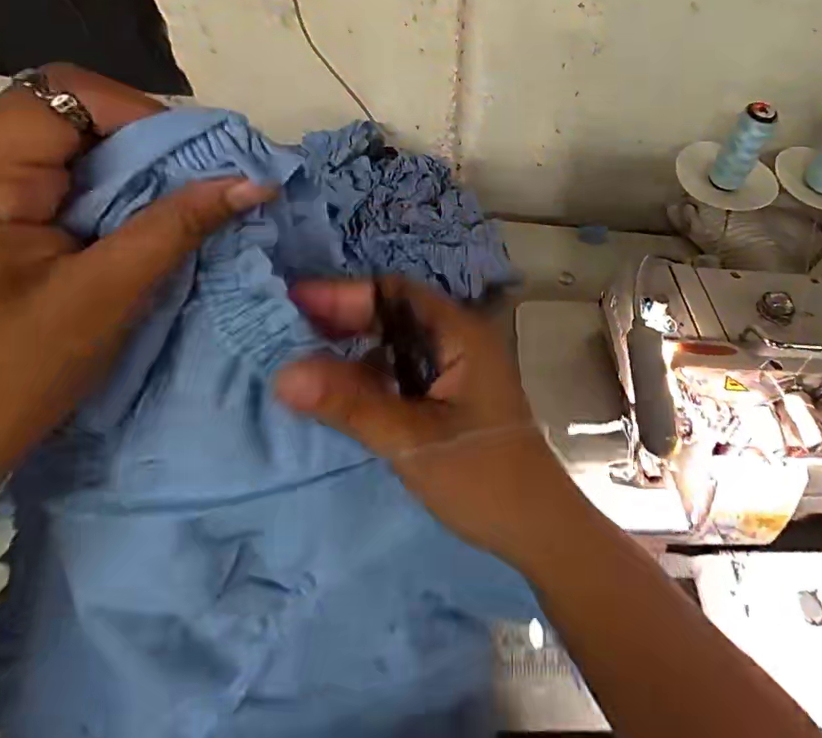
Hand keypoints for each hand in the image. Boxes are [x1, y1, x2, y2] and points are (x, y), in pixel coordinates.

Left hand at [0, 65, 276, 597]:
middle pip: (51, 114)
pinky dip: (81, 194)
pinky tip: (105, 233)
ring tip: (153, 215)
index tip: (195, 161)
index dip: (139, 114)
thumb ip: (178, 225)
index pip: (59, 94)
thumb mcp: (106, 297)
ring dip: (110, 172)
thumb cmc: (4, 383)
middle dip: (132, 145)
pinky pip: (24, 178)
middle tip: (187, 190)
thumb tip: (254, 181)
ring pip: (42, 145)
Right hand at [275, 277, 586, 567]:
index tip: (292, 303)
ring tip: (304, 356)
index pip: (396, 295)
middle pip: (398, 315)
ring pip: (401, 344)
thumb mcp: (411, 439)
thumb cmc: (482, 477)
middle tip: (288, 331)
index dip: (344, 295)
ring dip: (358, 348)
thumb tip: (283, 373)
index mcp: (462, 336)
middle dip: (346, 318)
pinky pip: (408, 371)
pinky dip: (374, 374)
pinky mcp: (456, 397)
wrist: (538, 526)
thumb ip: (351, 403)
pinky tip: (342, 389)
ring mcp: (461, 369)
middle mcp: (464, 341)